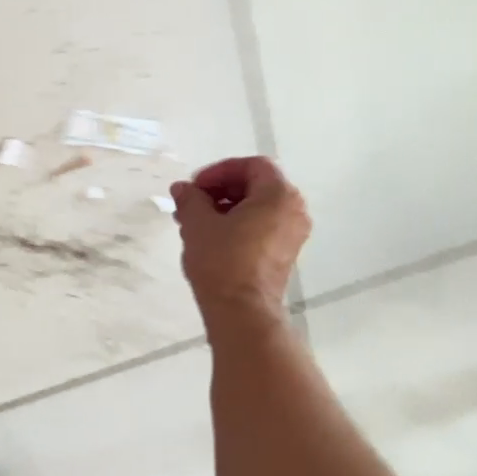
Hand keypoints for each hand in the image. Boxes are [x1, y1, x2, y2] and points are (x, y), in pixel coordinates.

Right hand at [169, 156, 310, 328]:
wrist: (241, 309)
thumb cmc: (221, 261)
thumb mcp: (198, 224)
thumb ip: (190, 199)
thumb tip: (182, 188)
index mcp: (279, 195)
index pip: (252, 166)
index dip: (219, 171)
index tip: (193, 187)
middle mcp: (293, 209)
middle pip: (256, 185)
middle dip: (220, 190)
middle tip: (190, 204)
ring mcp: (292, 232)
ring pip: (258, 207)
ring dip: (225, 207)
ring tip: (194, 223)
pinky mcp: (284, 252)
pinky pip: (262, 225)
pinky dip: (237, 224)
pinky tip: (210, 238)